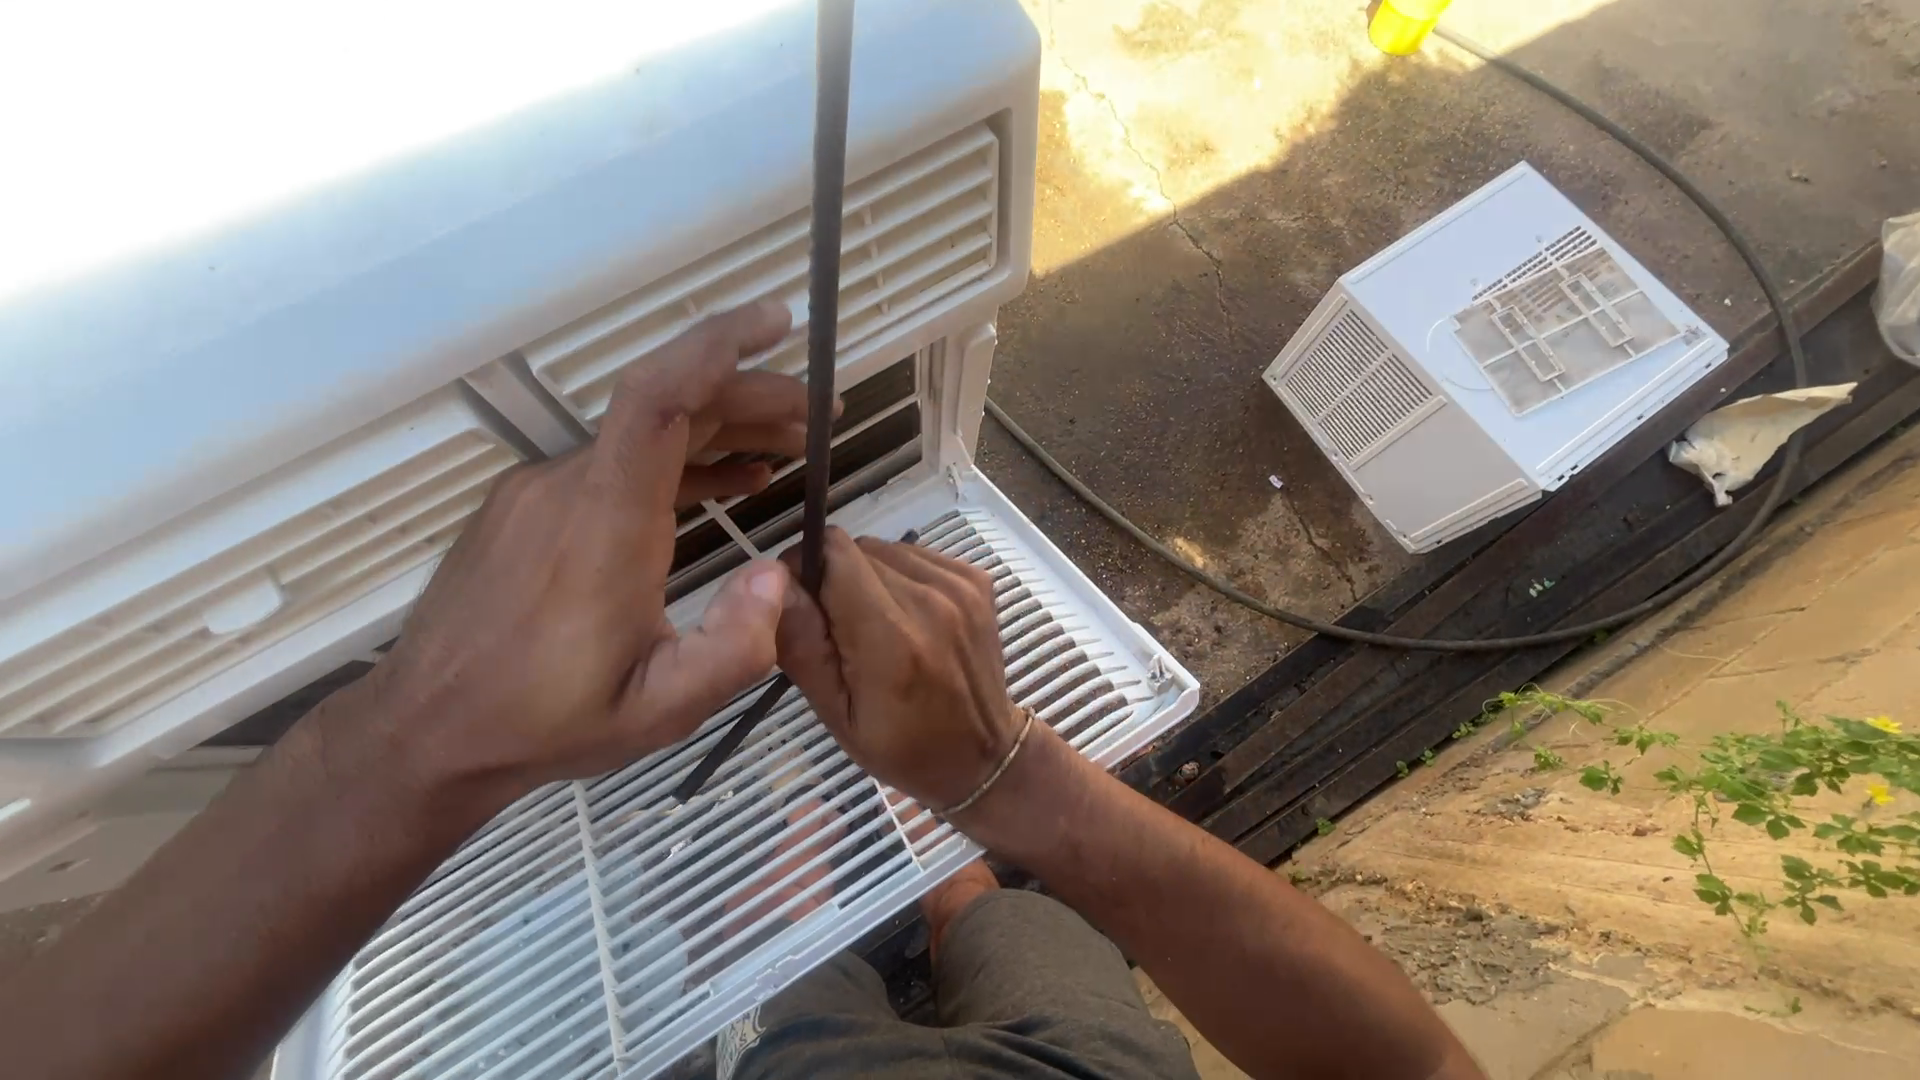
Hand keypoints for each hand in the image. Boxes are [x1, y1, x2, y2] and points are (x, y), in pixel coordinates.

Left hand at [349, 300, 808, 801]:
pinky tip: (734, 476)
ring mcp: (546, 491)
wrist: (429, 731)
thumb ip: (733, 650)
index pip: (657, 398)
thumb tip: (781, 573)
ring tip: (793, 442)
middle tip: (823, 415)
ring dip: (725, 427)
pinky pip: (622, 462)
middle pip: (670, 406)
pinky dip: (686, 458)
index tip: (776, 323)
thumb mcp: (660, 710)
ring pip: (647, 432)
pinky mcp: (537, 507)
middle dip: (753, 396)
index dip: (718, 346)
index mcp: (605, 520)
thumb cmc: (546, 720)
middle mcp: (571, 486)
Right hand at [774, 529, 1023, 810]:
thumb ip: (803, 646)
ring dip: (868, 576)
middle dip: (834, 578)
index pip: (833, 553)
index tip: (800, 600)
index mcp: (891, 637)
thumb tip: (776, 585)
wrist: (981, 753)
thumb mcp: (836, 714)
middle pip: (856, 549)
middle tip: (838, 626)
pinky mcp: (977, 579)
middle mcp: (930, 600)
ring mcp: (960, 585)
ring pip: (885, 549)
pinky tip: (906, 617)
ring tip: (875, 624)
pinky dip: (900, 577)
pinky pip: (916, 556)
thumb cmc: (901, 745)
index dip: (805, 566)